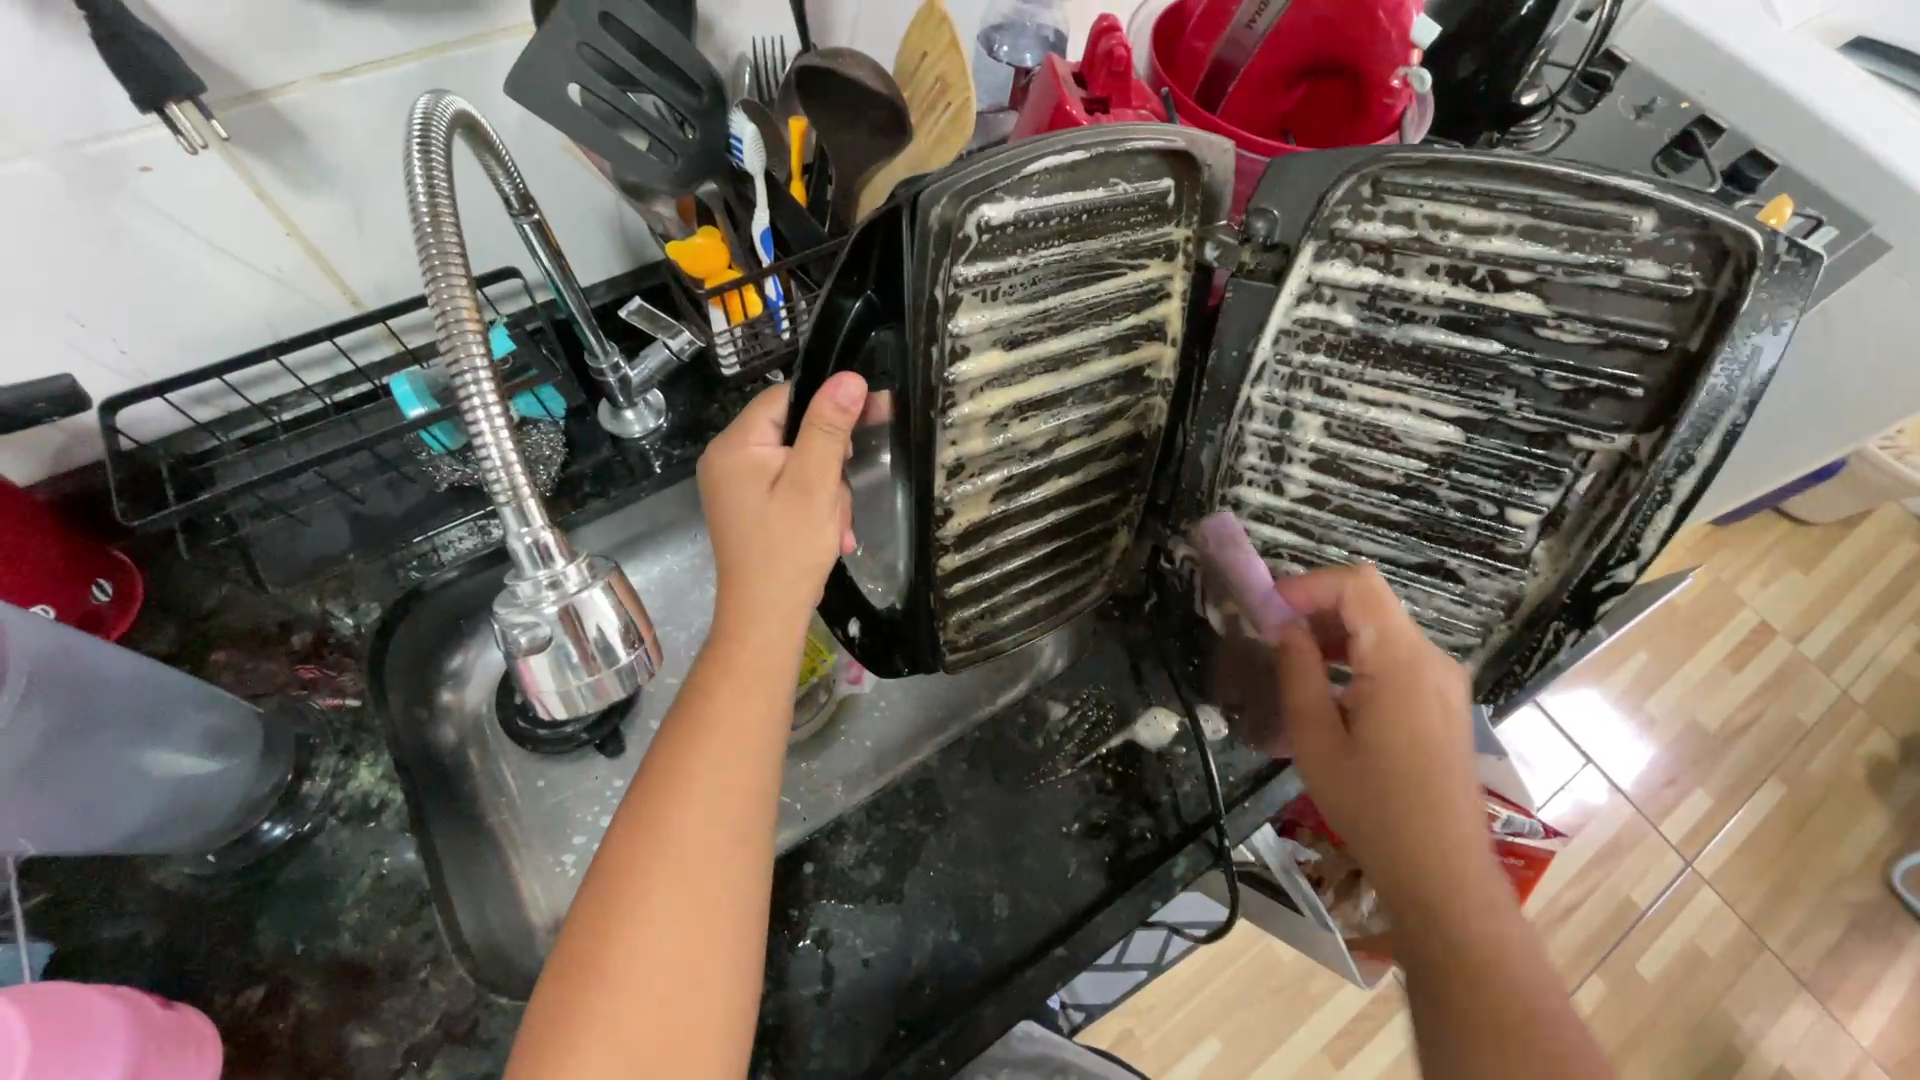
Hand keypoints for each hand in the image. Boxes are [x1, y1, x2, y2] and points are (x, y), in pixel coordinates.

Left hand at [697, 372, 867, 642]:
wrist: (765, 617)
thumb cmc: (789, 549)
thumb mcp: (815, 483)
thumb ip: (830, 428)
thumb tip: (849, 377)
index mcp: (735, 445)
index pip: (785, 397)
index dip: (828, 406)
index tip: (867, 420)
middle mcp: (726, 459)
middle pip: (792, 431)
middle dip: (829, 463)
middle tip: (842, 495)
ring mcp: (734, 486)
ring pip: (797, 463)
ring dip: (827, 490)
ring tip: (835, 525)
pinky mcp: (746, 507)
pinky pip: (788, 487)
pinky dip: (813, 506)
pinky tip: (829, 533)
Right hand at [1271, 564, 1493, 914]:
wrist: (1441, 870)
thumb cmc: (1372, 807)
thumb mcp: (1315, 739)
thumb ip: (1298, 672)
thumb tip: (1283, 627)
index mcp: (1401, 662)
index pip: (1358, 585)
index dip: (1308, 585)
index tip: (1267, 611)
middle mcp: (1432, 659)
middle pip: (1370, 602)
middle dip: (1315, 608)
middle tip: (1269, 636)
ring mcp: (1444, 680)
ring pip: (1383, 627)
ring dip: (1334, 633)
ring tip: (1292, 661)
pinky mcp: (1444, 701)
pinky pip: (1396, 656)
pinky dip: (1357, 655)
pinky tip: (1329, 688)